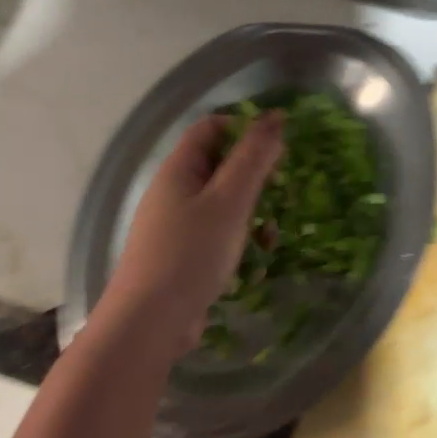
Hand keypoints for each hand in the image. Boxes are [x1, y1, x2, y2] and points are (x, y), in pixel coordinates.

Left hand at [101, 112, 284, 350]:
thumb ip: (253, 160)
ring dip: (252, 214)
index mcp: (178, 170)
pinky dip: (239, 241)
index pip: (211, 128)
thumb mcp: (229, 202)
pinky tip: (256, 261)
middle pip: (218, 167)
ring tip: (272, 235)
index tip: (282, 146)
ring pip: (222, 206)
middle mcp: (173, 193)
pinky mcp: (183, 257)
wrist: (152, 319)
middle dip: (255, 177)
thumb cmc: (191, 254)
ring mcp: (176, 227)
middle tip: (284, 192)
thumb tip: (275, 118)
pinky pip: (217, 237)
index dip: (245, 128)